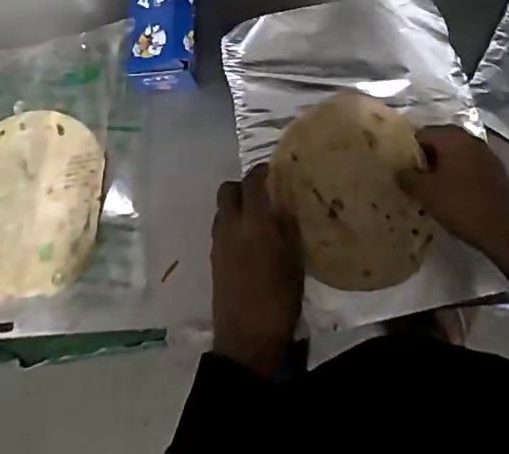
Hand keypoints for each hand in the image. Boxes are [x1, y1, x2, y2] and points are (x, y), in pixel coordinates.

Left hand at [211, 165, 302, 374]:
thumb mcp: (294, 262)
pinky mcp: (213, 258)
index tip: (272, 169)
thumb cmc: (279, 300)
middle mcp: (231, 225)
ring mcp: (218, 242)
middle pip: (227, 189)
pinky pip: (220, 227)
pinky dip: (231, 223)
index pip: (252, 183)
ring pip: (222, 208)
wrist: (246, 339)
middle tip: (262, 193)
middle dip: (243, 185)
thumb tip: (284, 206)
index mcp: (254, 222)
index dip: (261, 172)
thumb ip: (288, 228)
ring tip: (256, 217)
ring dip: (236, 205)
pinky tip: (248, 240)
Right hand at [399, 125, 508, 280]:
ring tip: (431, 187)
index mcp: (452, 137)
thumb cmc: (462, 206)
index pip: (420, 133)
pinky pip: (469, 165)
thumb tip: (398, 170)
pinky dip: (458, 173)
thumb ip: (406, 176)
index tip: (401, 168)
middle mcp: (470, 138)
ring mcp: (486, 154)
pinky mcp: (496, 171)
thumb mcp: (426, 193)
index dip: (407, 150)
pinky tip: (453, 192)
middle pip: (438, 141)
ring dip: (442, 166)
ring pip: (454, 153)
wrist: (506, 234)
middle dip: (425, 157)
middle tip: (414, 178)